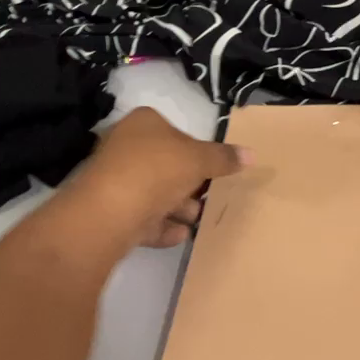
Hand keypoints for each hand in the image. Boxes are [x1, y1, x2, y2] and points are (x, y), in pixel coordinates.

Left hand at [71, 108, 250, 248]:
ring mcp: (114, 181)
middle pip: (165, 164)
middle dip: (188, 184)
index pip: (175, 131)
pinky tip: (180, 236)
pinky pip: (141, 218)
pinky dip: (161, 226)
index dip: (196, 150)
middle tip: (209, 198)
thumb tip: (251, 154)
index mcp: (143, 123)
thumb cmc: (156, 170)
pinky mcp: (108, 213)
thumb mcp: (199, 159)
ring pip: (153, 193)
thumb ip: (224, 158)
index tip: (213, 170)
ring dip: (177, 207)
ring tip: (197, 220)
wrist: (108, 213)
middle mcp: (125, 147)